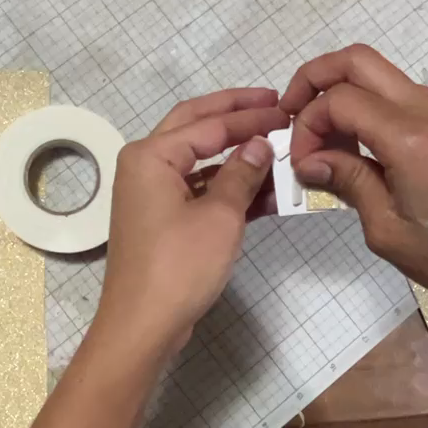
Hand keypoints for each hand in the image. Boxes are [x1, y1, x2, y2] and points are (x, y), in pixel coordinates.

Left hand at [96, 89, 286, 357]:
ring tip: (278, 148)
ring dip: (236, 155)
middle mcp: (145, 165)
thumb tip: (260, 144)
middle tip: (273, 103)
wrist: (142, 324)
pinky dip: (228, 187)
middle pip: (196, 126)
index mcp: (151, 155)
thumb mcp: (220, 217)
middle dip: (234, 114)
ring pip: (199, 160)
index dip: (250, 115)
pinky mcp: (161, 217)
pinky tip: (267, 191)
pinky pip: (198, 189)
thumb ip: (242, 174)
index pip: (208, 123)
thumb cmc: (179, 266)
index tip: (286, 108)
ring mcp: (151, 192)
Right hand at [279, 45, 427, 317]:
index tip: (303, 163)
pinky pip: (403, 96)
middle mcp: (427, 111)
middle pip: (358, 60)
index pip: (339, 100)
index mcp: (408, 138)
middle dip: (315, 78)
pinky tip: (362, 146)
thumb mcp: (386, 229)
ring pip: (382, 73)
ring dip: (344, 91)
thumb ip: (347, 181)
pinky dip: (371, 105)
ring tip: (326, 137)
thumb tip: (310, 161)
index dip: (308, 125)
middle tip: (293, 112)